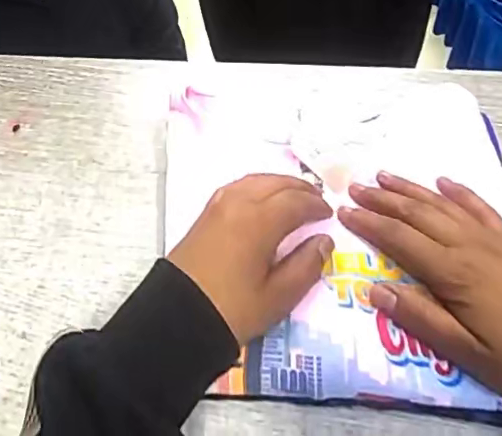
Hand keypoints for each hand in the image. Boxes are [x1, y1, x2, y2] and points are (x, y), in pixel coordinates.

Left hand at [169, 174, 334, 343]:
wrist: (174, 321)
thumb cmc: (231, 311)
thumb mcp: (276, 298)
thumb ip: (305, 266)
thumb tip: (324, 241)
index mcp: (260, 220)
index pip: (296, 202)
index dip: (316, 205)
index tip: (328, 214)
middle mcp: (240, 202)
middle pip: (278, 183)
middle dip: (301, 189)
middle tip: (317, 201)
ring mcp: (220, 204)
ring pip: (258, 180)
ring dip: (280, 184)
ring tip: (294, 197)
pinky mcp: (207, 212)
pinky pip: (241, 186)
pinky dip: (260, 186)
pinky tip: (264, 199)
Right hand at [339, 172, 501, 415]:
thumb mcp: (467, 353)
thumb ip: (420, 317)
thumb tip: (373, 288)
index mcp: (453, 271)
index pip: (401, 239)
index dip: (370, 224)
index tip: (343, 211)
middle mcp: (467, 244)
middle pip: (417, 213)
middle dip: (383, 199)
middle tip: (355, 187)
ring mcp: (490, 237)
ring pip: (442, 204)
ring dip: (412, 189)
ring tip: (385, 176)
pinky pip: (478, 206)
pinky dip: (459, 191)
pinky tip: (445, 182)